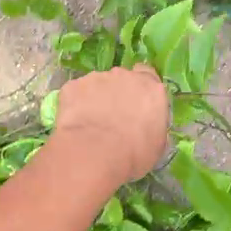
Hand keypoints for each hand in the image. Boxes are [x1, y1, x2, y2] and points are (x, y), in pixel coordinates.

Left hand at [48, 65, 169, 186]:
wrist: (94, 153)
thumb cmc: (133, 154)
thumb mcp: (156, 147)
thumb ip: (155, 128)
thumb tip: (150, 128)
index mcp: (151, 89)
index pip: (148, 76)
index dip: (141, 89)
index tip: (136, 104)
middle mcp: (125, 76)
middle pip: (122, 79)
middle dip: (118, 94)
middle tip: (113, 118)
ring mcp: (97, 78)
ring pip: (97, 84)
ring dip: (96, 98)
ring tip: (91, 123)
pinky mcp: (73, 86)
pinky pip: (76, 93)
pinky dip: (76, 104)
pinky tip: (75, 123)